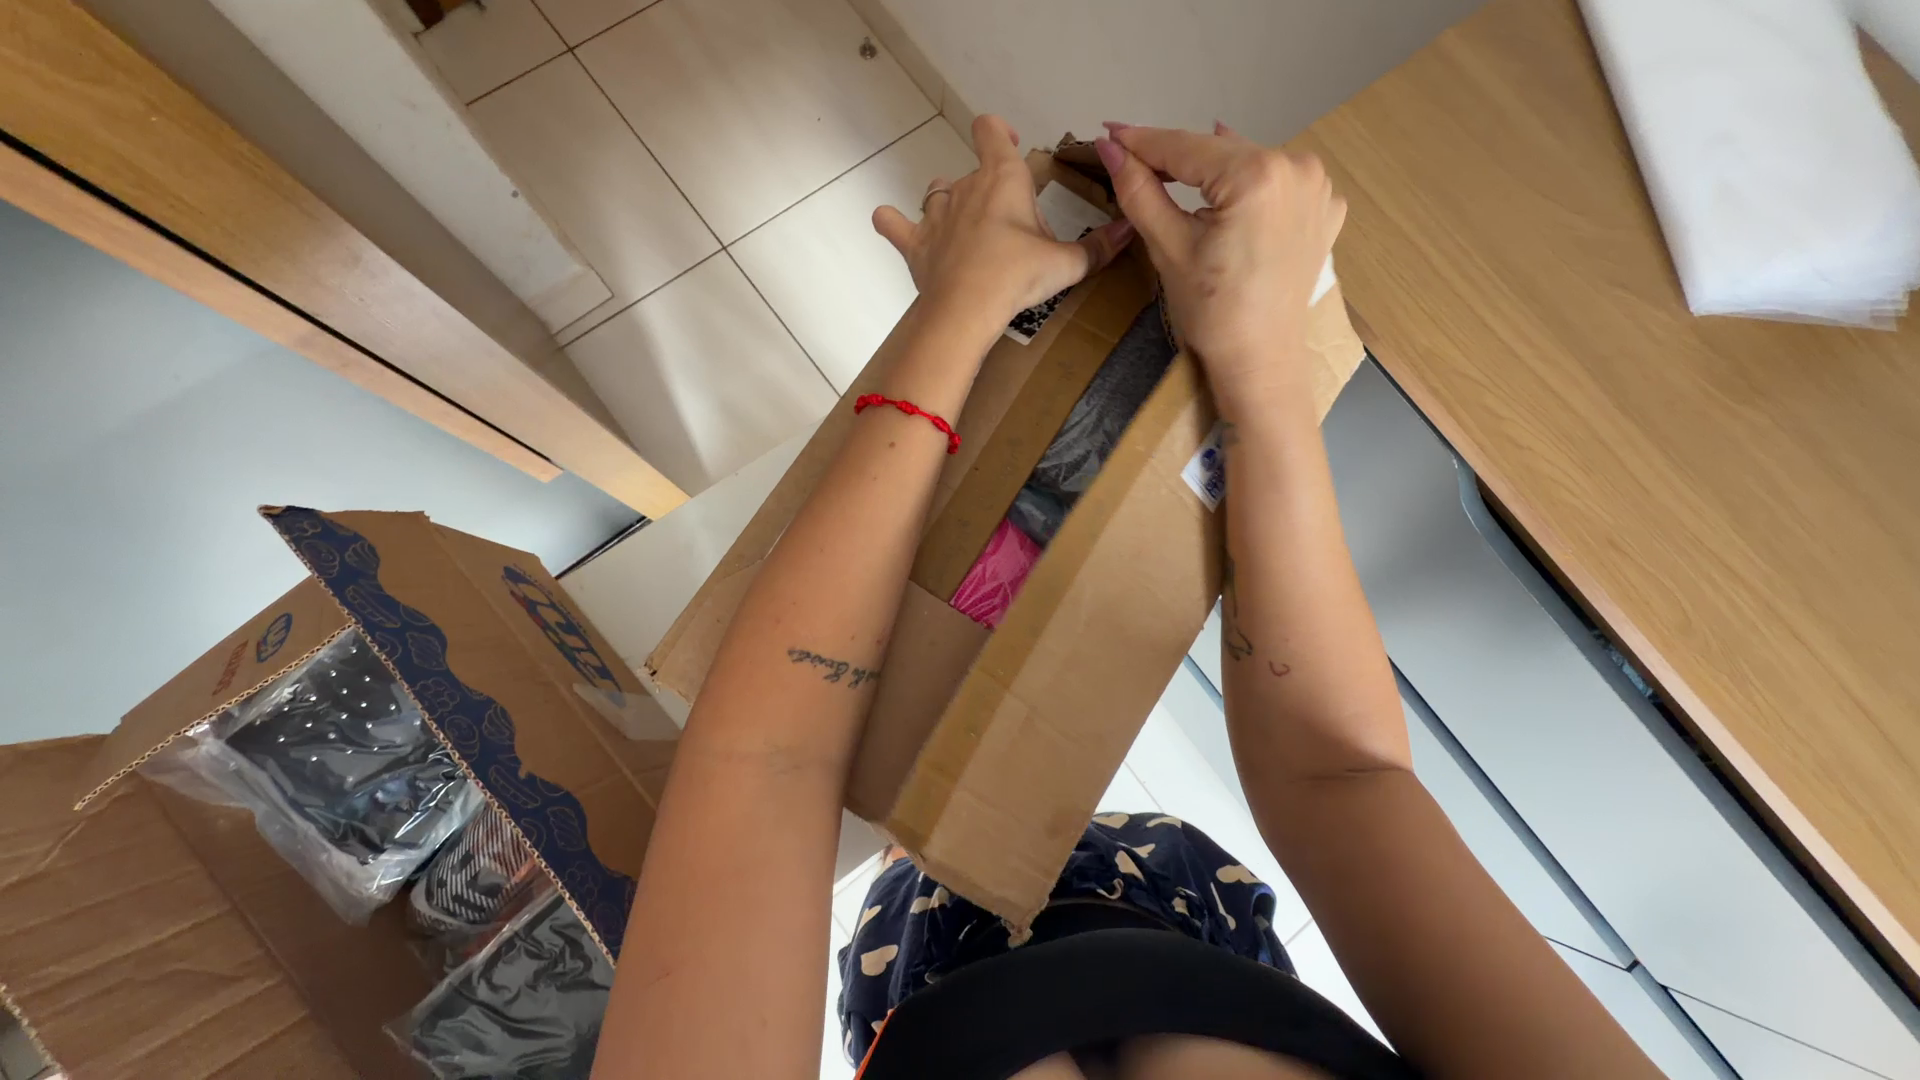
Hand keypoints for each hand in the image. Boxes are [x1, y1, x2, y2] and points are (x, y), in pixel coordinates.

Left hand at [875, 115, 1135, 327]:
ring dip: (948, 201)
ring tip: (963, 225)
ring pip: (937, 192)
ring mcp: (935, 215)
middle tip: (1006, 223)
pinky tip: (892, 224)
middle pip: (972, 172)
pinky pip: (894, 224)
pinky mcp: (915, 244)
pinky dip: (892, 222)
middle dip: (987, 189)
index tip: (1010, 145)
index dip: (998, 131)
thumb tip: (1131, 232)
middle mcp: (965, 187)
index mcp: (1002, 179)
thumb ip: (1098, 248)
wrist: (967, 311)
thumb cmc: (1017, 276)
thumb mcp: (1065, 264)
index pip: (991, 131)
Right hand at [1095, 122, 1345, 404]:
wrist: (1260, 361)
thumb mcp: (1168, 248)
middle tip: (1134, 161)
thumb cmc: (1211, 313)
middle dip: (1177, 158)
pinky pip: (1278, 184)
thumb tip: (1110, 146)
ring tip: (1179, 176)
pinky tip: (1230, 199)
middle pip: (1220, 152)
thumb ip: (1139, 190)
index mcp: (1256, 175)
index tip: (1107, 132)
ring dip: (1214, 169)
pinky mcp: (1326, 210)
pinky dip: (1250, 188)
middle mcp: (1297, 166)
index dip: (1142, 141)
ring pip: (1250, 164)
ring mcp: (1318, 187)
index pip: (1185, 147)